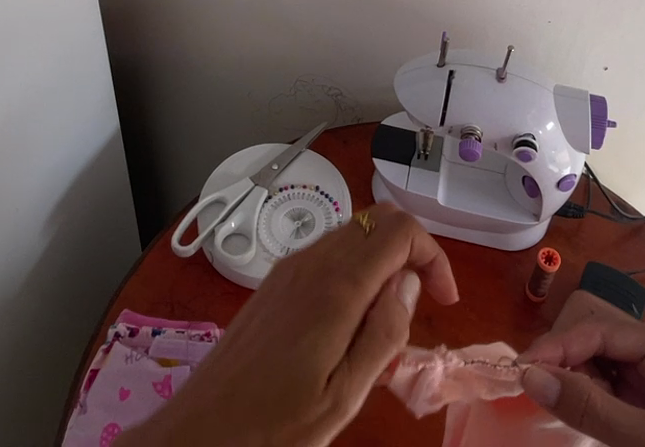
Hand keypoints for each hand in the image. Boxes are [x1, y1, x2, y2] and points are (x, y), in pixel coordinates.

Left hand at [119, 203, 457, 446]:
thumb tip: (409, 282)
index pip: (401, 230)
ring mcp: (292, 266)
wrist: (201, 429)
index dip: (433, 256)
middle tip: (419, 304)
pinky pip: (329, 251)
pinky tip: (350, 320)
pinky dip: (356, 268)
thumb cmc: (275, 424)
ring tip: (386, 320)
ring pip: (355, 232)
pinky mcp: (277, 278)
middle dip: (412, 252)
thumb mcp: (344, 396)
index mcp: (337, 286)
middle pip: (379, 219)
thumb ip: (385, 333)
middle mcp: (313, 262)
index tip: (443, 300)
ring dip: (383, 260)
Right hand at [518, 320, 644, 446]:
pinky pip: (608, 394)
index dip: (560, 346)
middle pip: (599, 344)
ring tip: (549, 403)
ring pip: (599, 368)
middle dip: (565, 363)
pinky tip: (572, 414)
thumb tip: (529, 376)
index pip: (603, 330)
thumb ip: (591, 409)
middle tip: (531, 388)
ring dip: (573, 383)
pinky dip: (587, 402)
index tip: (522, 369)